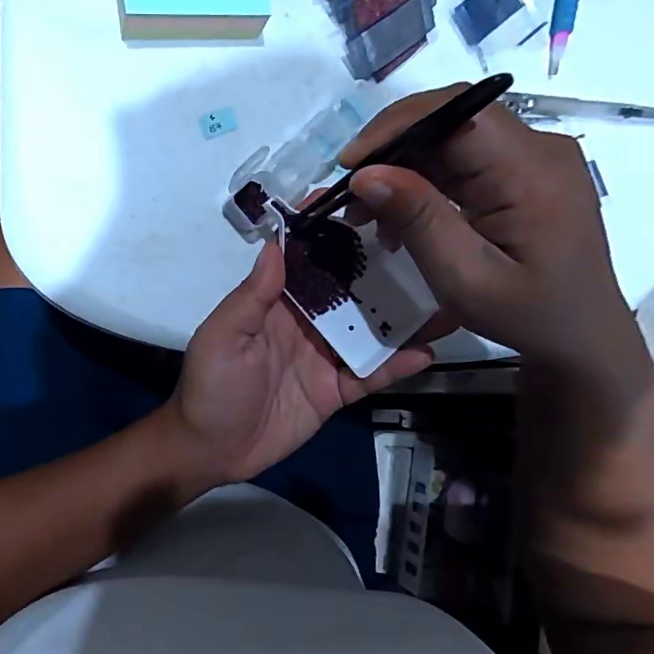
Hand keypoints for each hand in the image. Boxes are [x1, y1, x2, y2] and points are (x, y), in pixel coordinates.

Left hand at [158, 242, 436, 485]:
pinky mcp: (335, 390)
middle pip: (347, 291)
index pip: (305, 261)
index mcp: (274, 304)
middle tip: (425, 242)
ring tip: (442, 294)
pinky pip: (370, 374)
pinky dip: (396, 365)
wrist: (214, 450)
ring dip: (400, 316)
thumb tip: (278, 244)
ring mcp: (322, 357)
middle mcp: (303, 324)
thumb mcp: (223, 337)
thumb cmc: (211, 387)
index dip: (328, 234)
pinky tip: (427, 350)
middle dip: (380, 268)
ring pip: (367, 329)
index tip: (363, 203)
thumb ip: (253, 295)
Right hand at [341, 85, 647, 378]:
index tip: (349, 164)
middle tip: (349, 192)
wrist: (580, 335)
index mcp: (532, 172)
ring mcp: (531, 159)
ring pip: (450, 138)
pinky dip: (420, 179)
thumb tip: (366, 174)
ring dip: (401, 166)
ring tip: (366, 211)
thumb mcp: (464, 278)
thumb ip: (418, 221)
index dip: (397, 126)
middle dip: (391, 147)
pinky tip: (397, 214)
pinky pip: (461, 159)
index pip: (458, 115)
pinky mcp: (520, 174)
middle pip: (451, 120)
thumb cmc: (526, 314)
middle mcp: (538, 150)